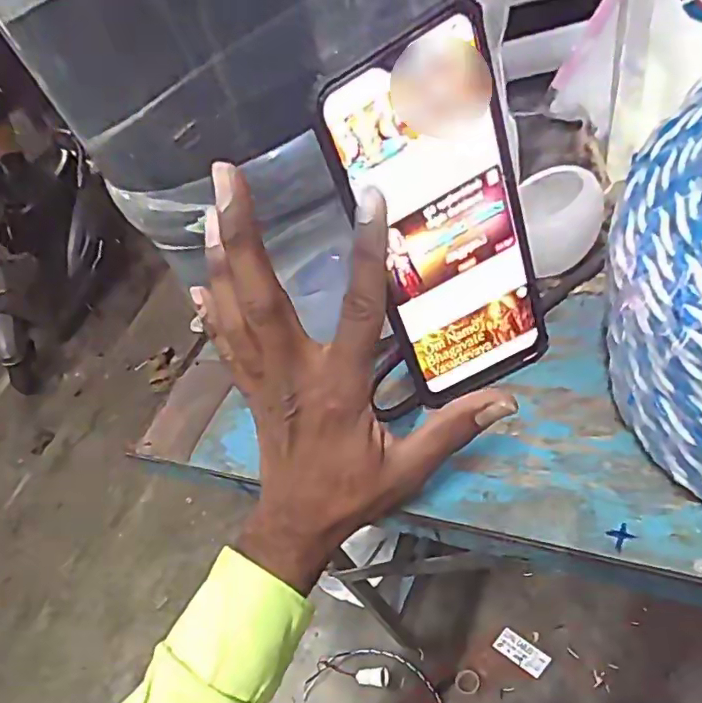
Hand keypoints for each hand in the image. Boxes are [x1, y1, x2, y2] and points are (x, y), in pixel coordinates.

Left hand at [195, 162, 517, 593]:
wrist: (295, 524)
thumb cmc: (349, 495)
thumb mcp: (406, 469)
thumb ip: (450, 431)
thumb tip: (504, 402)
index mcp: (338, 387)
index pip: (358, 311)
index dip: (367, 255)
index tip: (370, 199)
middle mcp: (293, 373)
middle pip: (262, 298)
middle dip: (244, 235)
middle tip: (226, 178)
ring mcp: (264, 380)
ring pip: (233, 314)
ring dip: (218, 260)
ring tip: (209, 207)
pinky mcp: (250, 390)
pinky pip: (225, 344)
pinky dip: (211, 312)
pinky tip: (197, 284)